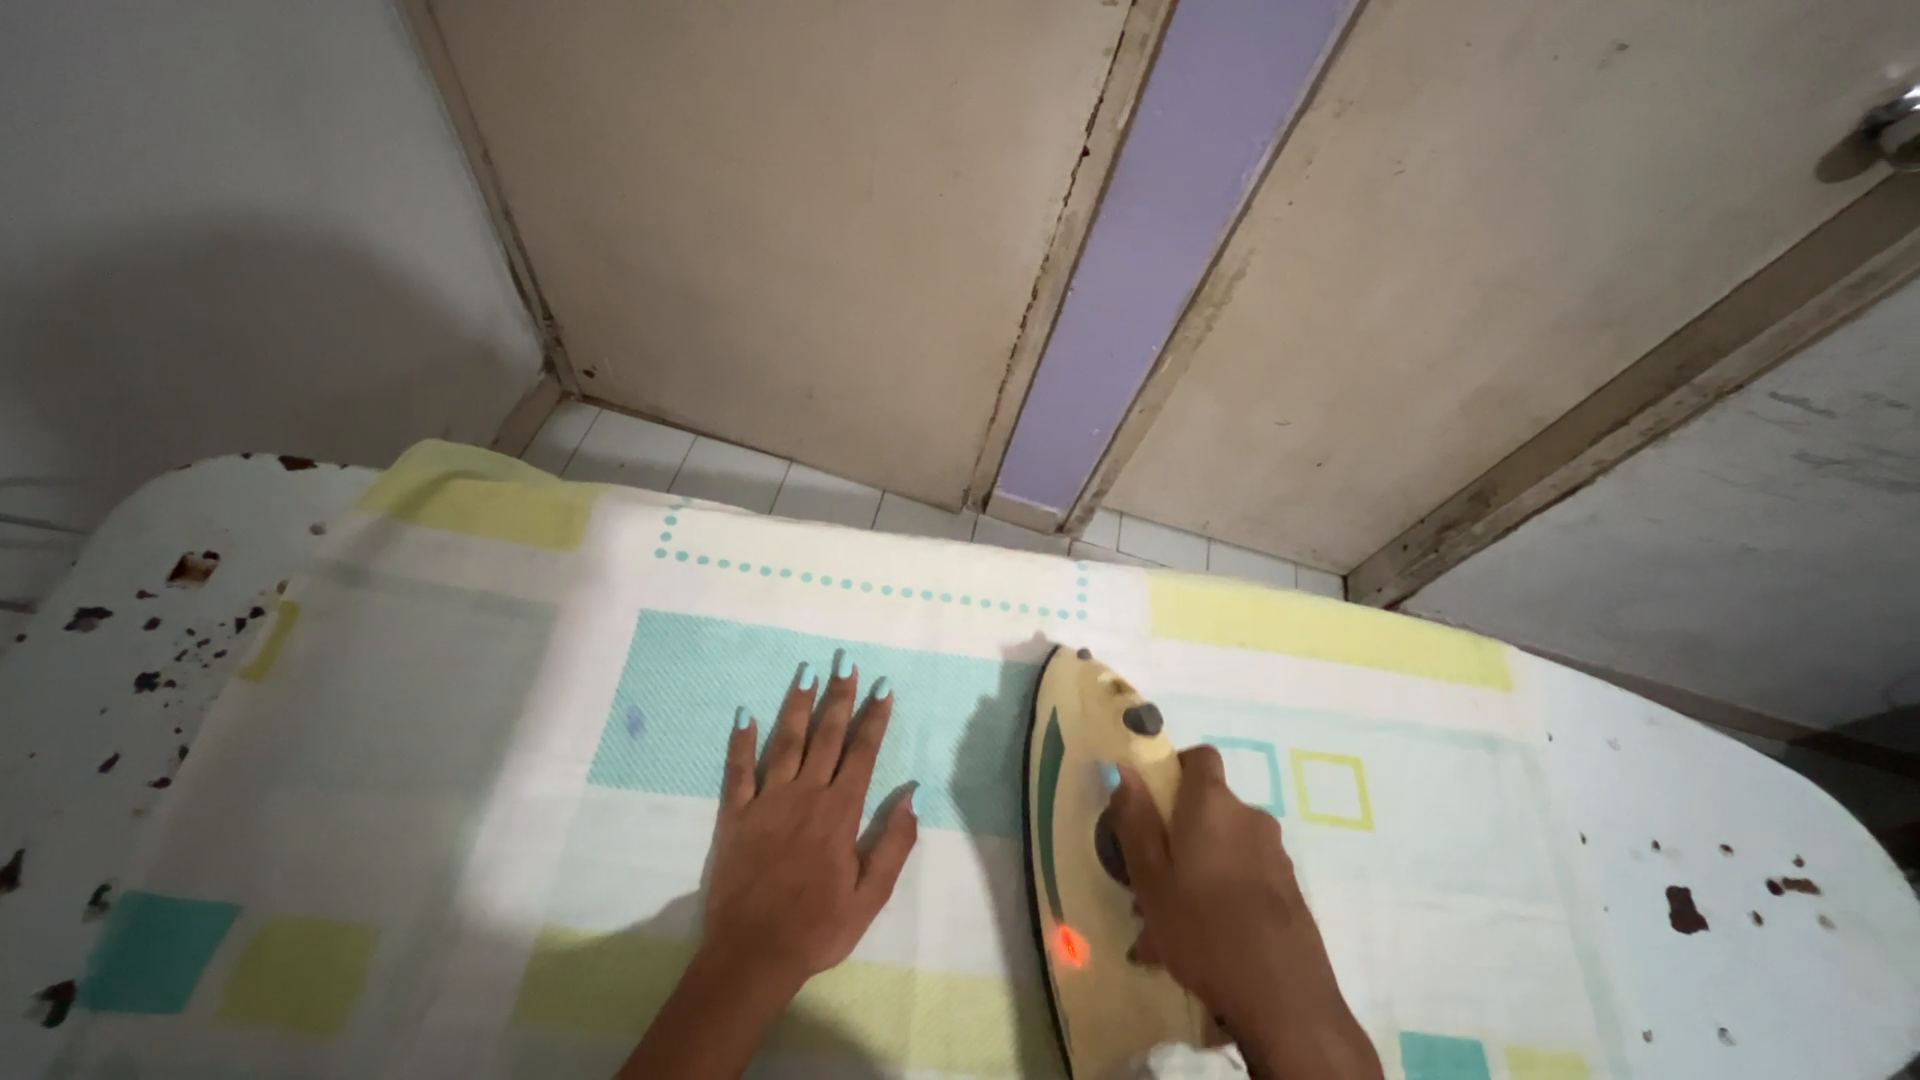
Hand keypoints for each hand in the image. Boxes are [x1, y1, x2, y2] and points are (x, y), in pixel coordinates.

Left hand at [621, 655, 915, 1079]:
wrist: (752, 954)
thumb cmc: (818, 928)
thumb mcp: (871, 896)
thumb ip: (893, 844)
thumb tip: (911, 797)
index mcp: (839, 812)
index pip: (862, 754)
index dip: (874, 719)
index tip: (883, 688)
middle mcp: (805, 795)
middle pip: (826, 737)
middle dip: (839, 698)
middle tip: (845, 664)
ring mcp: (766, 802)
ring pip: (785, 743)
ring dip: (796, 706)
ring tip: (806, 674)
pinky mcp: (734, 816)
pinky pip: (738, 772)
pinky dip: (741, 743)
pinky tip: (745, 716)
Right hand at [1111, 746, 1381, 1079]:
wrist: (1284, 1000)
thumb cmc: (1202, 929)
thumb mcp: (1150, 877)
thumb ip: (1135, 819)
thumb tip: (1125, 769)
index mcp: (1213, 804)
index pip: (1200, 756)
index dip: (1174, 768)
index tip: (1149, 803)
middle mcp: (1249, 816)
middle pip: (1207, 807)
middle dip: (1176, 833)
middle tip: (1147, 879)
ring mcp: (1274, 854)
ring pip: (1223, 846)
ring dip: (1195, 869)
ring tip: (1167, 922)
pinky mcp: (1288, 889)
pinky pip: (1243, 875)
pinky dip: (1219, 893)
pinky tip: (1199, 940)